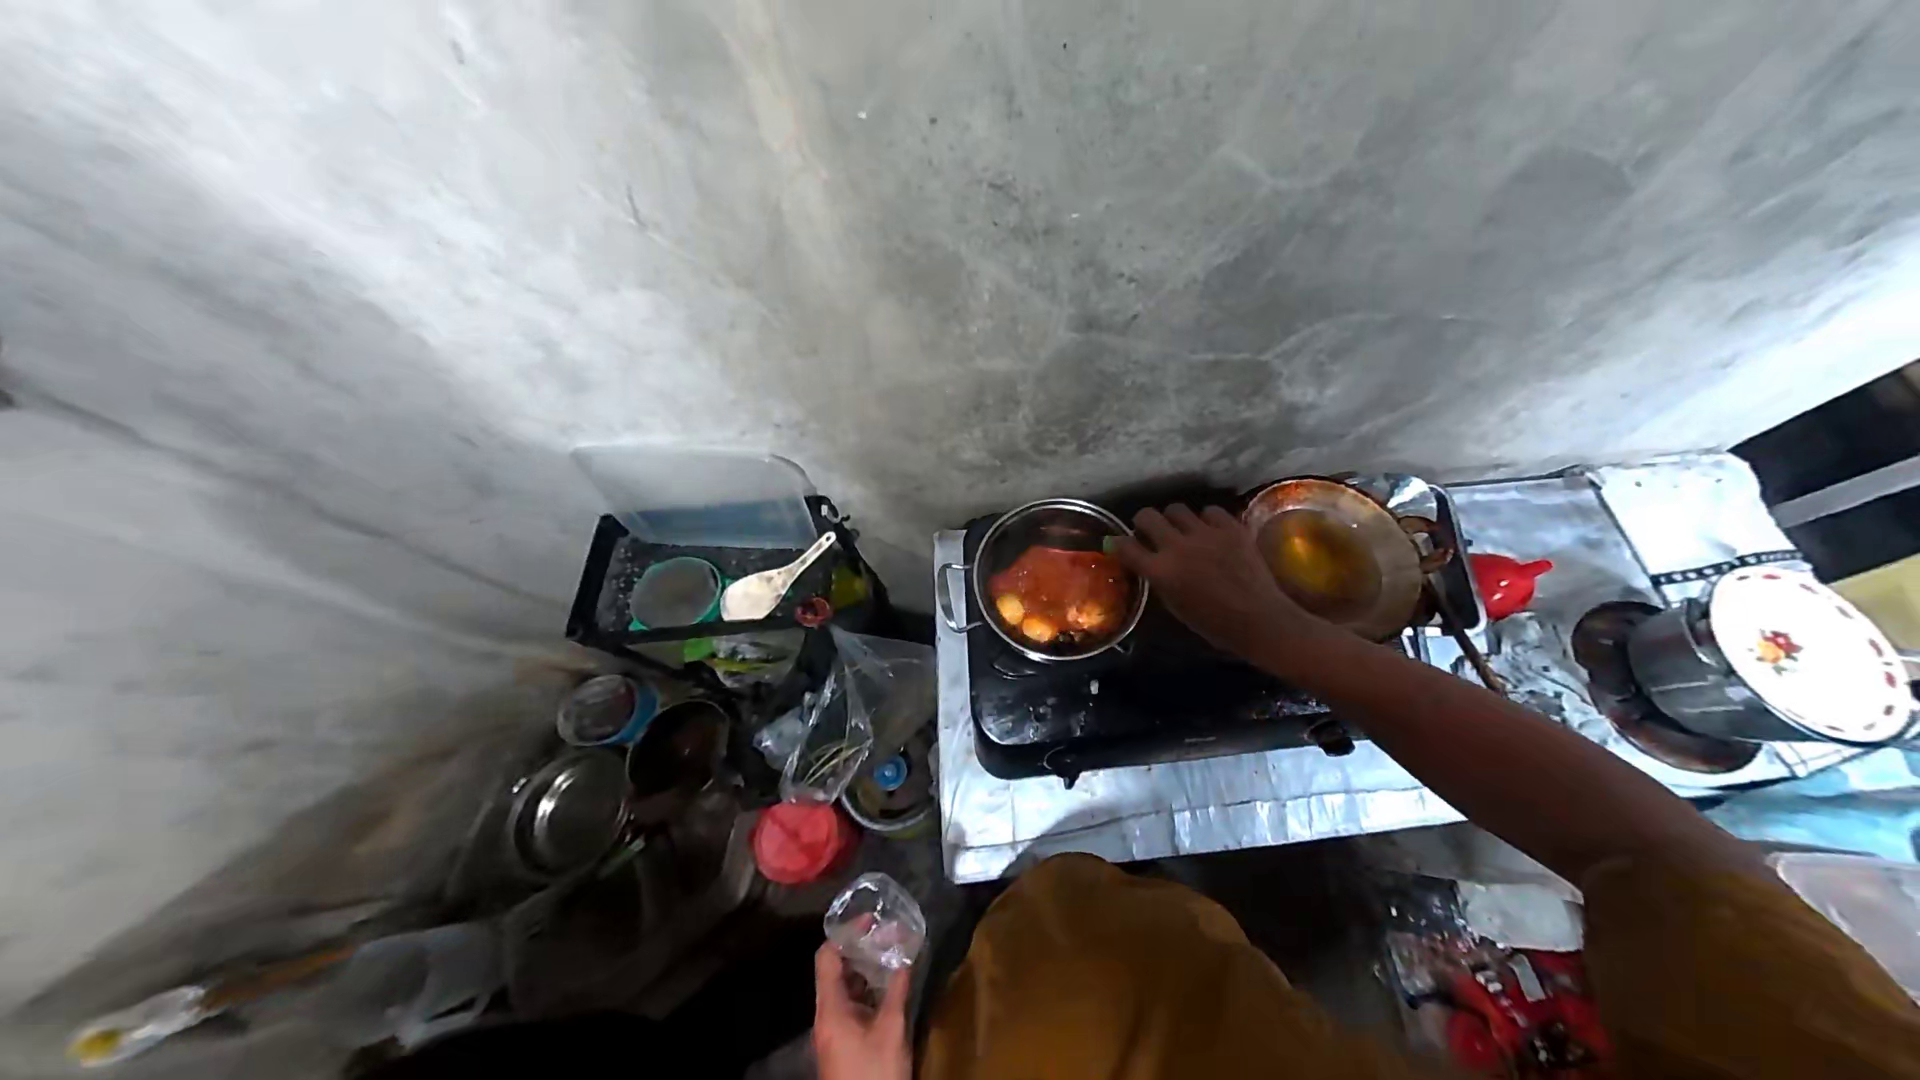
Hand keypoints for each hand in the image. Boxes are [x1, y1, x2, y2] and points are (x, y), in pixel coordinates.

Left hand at [813, 942, 910, 1079]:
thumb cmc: (874, 1073)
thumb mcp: (891, 1030)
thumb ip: (897, 990)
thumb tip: (905, 956)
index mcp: (830, 1008)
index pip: (827, 956)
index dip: (846, 934)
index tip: (870, 921)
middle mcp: (825, 1015)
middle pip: (835, 969)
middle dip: (859, 949)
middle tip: (884, 934)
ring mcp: (832, 1029)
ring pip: (843, 988)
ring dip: (864, 970)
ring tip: (888, 954)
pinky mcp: (841, 1040)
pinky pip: (849, 1004)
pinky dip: (865, 989)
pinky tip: (885, 985)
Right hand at [1112, 504, 1326, 667]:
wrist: (1259, 620)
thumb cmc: (1213, 624)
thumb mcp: (1175, 606)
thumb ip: (1159, 580)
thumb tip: (1150, 564)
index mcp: (1160, 571)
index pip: (1126, 546)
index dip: (1120, 543)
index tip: (1122, 544)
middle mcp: (1178, 546)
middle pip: (1147, 515)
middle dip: (1144, 521)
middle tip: (1150, 530)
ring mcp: (1205, 534)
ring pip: (1177, 509)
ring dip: (1175, 519)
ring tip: (1184, 530)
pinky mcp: (1231, 528)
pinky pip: (1210, 511)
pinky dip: (1207, 520)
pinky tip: (1212, 532)